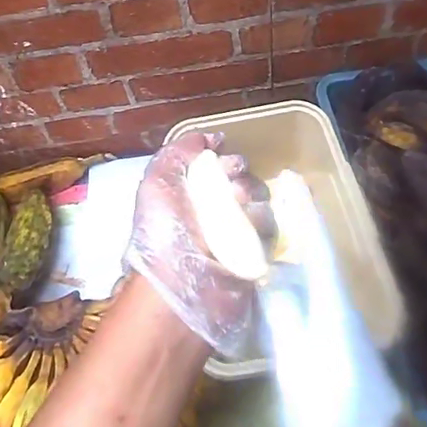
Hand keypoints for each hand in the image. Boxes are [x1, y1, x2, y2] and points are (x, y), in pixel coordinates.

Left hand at [121, 132, 260, 356]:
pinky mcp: (255, 252)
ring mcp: (237, 231)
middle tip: (229, 189)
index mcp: (191, 192)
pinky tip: (247, 232)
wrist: (179, 288)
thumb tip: (212, 138)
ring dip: (250, 198)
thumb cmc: (163, 233)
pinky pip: (270, 225)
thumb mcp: (157, 182)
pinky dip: (260, 224)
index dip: (221, 156)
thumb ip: (180, 151)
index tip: (219, 160)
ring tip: (236, 213)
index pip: (218, 162)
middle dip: (239, 174)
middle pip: (243, 175)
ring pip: (260, 197)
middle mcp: (215, 209)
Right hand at [260, 173, 403, 426]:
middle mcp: (333, 302)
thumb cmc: (334, 408)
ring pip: (304, 274)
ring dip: (284, 249)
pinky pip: (301, 297)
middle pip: (311, 251)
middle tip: (261, 194)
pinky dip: (281, 280)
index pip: (317, 244)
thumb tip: (269, 276)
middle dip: (290, 220)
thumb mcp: (301, 367)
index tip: (291, 177)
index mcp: (330, 302)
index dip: (303, 209)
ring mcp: (331, 321)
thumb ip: (284, 320)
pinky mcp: (326, 338)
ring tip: (253, 229)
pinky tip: (262, 282)